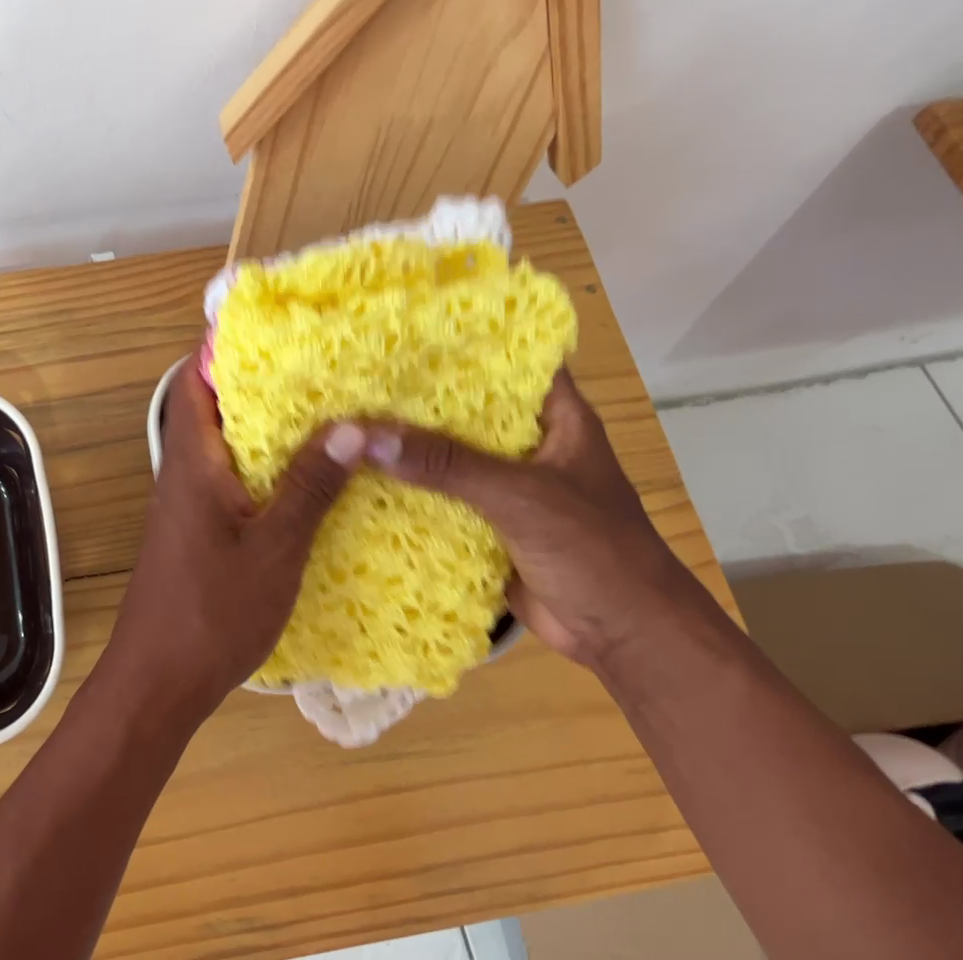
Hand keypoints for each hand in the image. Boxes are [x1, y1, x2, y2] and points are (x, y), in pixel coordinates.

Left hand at [104, 368, 363, 718]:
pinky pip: (231, 479)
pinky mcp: (197, 530)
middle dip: (263, 382)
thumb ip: (309, 487)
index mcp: (192, 461)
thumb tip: (350, 424)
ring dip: (268, 427)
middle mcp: (183, 472)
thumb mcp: (275, 548)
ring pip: (226, 445)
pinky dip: (265, 466)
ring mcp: (187, 503)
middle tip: (327, 365)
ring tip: (331, 409)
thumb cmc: (212, 610)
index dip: (227, 343)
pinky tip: (310, 477)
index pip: (196, 377)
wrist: (158, 679)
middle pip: (215, 406)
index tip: (281, 324)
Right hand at [363, 371, 709, 666]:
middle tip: (349, 376)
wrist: (623, 635)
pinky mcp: (484, 523)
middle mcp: (526, 443)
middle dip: (413, 396)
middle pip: (464, 408)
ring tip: (340, 419)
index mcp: (556, 418)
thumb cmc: (595, 551)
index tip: (399, 328)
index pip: (509, 359)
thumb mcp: (522, 498)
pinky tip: (356, 477)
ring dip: (404, 446)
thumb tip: (362, 436)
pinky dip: (404, 490)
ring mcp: (503, 485)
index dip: (461, 340)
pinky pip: (437, 498)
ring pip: (446, 455)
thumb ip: (446, 465)